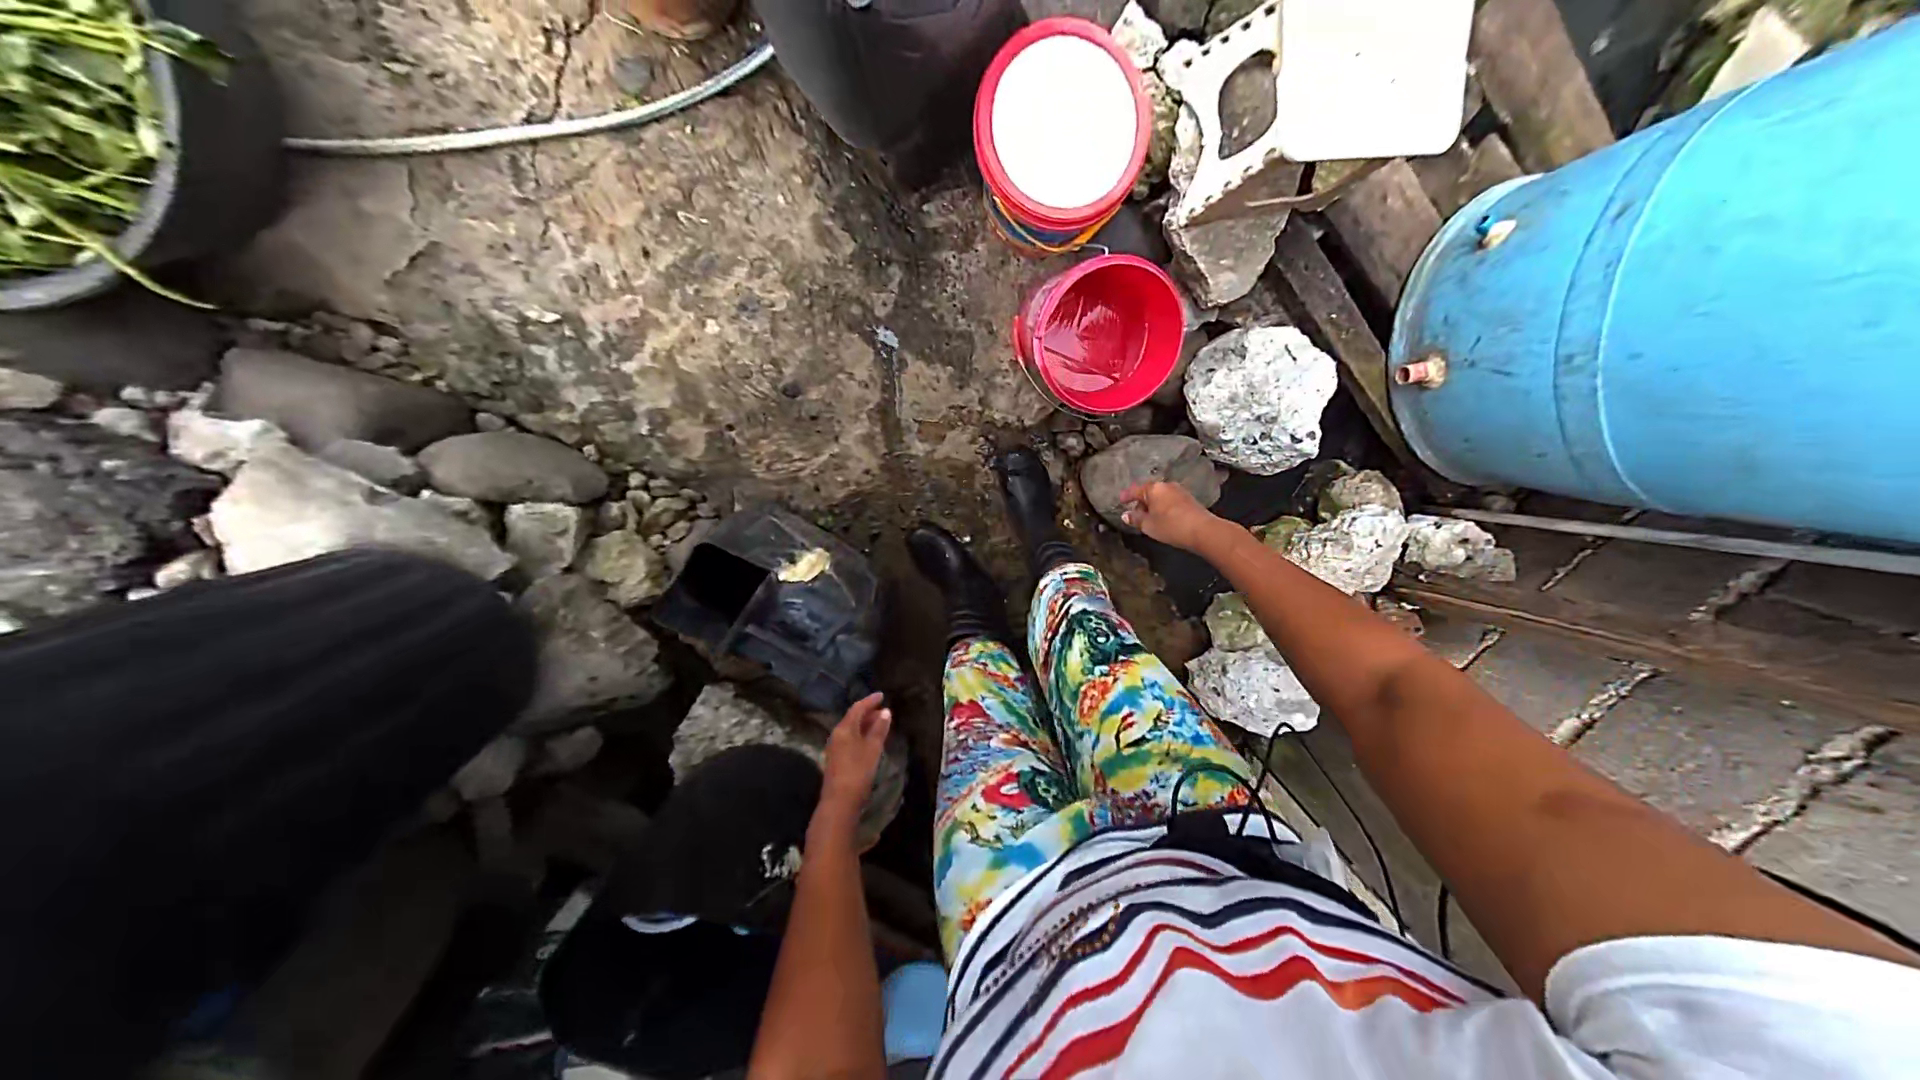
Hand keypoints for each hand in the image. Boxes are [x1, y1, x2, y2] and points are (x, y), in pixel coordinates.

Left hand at [815, 692, 891, 837]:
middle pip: (853, 718)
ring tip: (880, 723)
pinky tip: (871, 741)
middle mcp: (837, 735)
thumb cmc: (858, 772)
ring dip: (865, 725)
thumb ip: (879, 729)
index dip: (870, 701)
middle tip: (883, 710)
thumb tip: (885, 712)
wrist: (839, 802)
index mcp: (844, 729)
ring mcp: (835, 748)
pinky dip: (861, 735)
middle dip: (868, 713)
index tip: (882, 695)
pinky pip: (850, 740)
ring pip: (852, 730)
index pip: (857, 708)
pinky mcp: (837, 760)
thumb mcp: (872, 749)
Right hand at [1119, 481, 1220, 550]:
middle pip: (1149, 491)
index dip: (1126, 496)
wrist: (1202, 530)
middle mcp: (1166, 486)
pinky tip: (1163, 517)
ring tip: (1149, 518)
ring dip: (1153, 504)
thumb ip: (1135, 519)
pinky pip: (1170, 500)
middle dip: (1141, 501)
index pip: (1135, 490)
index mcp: (1153, 489)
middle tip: (1135, 514)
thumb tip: (1126, 515)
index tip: (1121, 500)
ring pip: (1160, 496)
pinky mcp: (1189, 499)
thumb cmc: (1171, 526)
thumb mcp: (1148, 525)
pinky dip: (1163, 506)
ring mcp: (1179, 491)